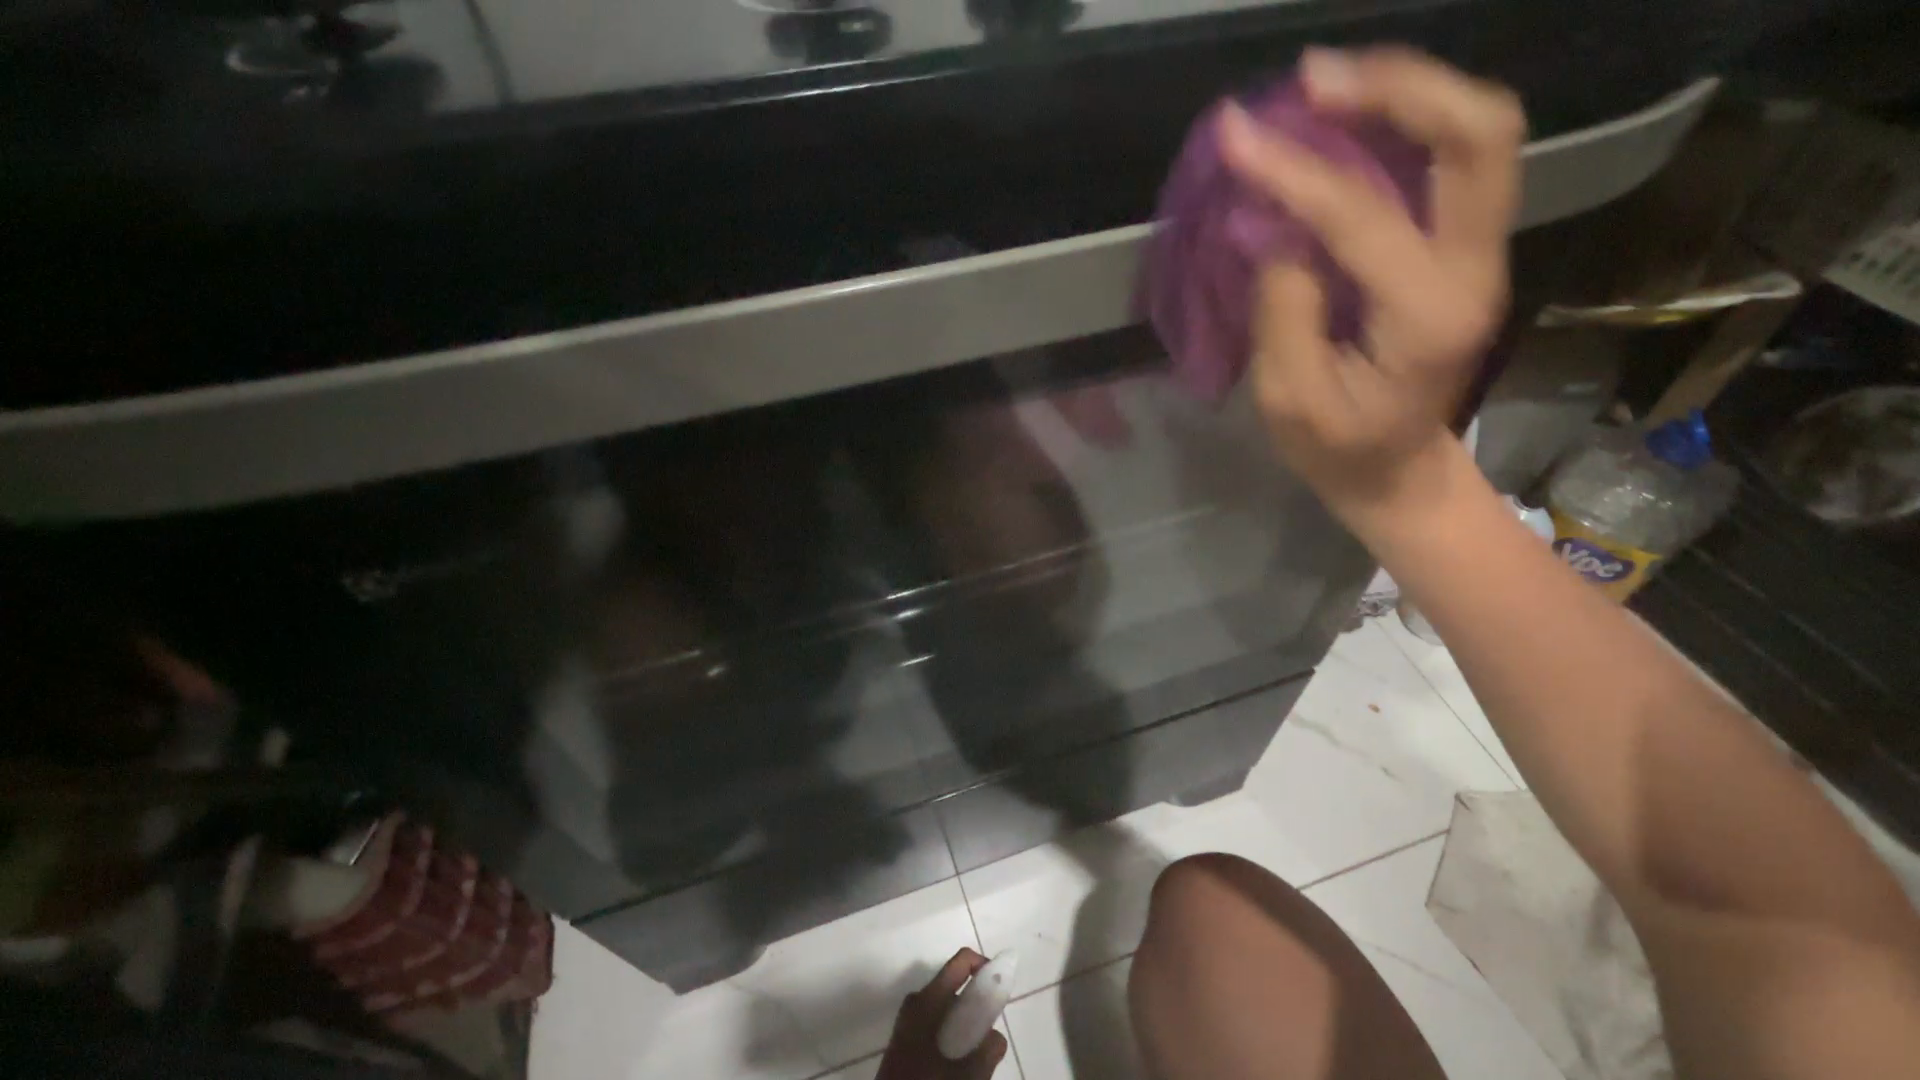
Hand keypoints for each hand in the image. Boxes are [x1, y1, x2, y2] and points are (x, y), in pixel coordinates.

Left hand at [875, 949, 1009, 1079]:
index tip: (1000, 992)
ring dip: (965, 1025)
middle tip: (987, 1037)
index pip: (962, 962)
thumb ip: (989, 1050)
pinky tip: (955, 1065)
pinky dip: (951, 1036)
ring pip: (947, 1008)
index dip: (985, 967)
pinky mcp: (905, 1038)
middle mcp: (917, 1001)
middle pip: (956, 987)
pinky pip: (936, 1023)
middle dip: (977, 1007)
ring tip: (972, 1058)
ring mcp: (908, 1019)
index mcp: (929, 1000)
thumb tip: (995, 1036)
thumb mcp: (968, 1074)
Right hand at [1220, 47, 1523, 521]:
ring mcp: (1478, 252)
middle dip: (1398, 89)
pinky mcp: (1462, 246)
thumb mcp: (1291, 402)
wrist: (1399, 470)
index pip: (1363, 217)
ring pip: (1478, 133)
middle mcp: (1473, 269)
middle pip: (1477, 136)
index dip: (1294, 171)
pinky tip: (1349, 116)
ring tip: (1327, 83)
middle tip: (1314, 78)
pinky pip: (1453, 157)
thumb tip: (1275, 227)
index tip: (1234, 135)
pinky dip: (1406, 120)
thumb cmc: (1339, 450)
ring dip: (1407, 92)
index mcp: (1428, 317)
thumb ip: (1284, 311)